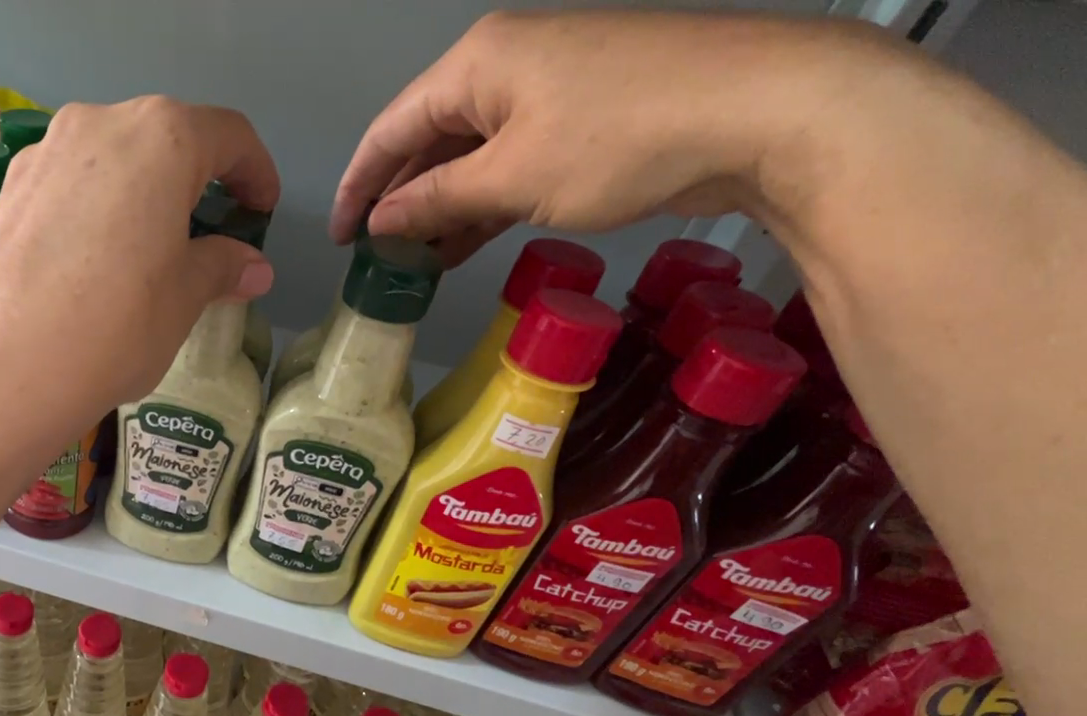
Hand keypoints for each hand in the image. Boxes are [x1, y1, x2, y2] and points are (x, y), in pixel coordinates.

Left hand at [0, 97, 277, 447]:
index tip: (261, 211)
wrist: (0, 375)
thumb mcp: (182, 301)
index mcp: (159, 138)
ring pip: (110, 162)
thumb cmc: (114, 330)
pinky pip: (68, 189)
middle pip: (163, 141)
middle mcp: (96, 125)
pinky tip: (93, 266)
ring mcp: (41, 155)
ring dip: (140, 197)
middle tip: (207, 236)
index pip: (227, 136)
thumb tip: (253, 267)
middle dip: (194, 184)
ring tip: (148, 255)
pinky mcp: (5, 194)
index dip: (255, 173)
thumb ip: (220, 268)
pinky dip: (95, 212)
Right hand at [330, 11, 906, 259]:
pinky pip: (510, 163)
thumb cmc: (621, 138)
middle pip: (429, 140)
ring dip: (441, 208)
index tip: (340, 238)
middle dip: (400, 200)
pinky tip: (463, 244)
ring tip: (415, 263)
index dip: (358, 186)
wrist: (765, 110)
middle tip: (376, 258)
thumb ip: (436, 200)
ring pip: (471, 155)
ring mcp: (548, 89)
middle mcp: (506, 65)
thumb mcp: (512, 178)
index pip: (391, 128)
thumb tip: (381, 222)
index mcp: (478, 62)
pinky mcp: (583, 117)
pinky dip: (484, 203)